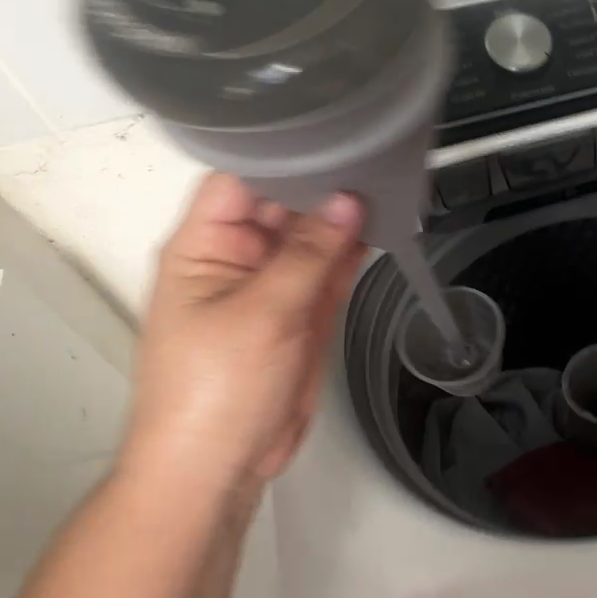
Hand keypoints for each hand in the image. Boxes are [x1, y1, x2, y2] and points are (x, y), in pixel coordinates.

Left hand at [120, 174, 367, 499]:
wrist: (220, 464)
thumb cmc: (214, 390)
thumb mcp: (261, 314)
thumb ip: (308, 255)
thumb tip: (349, 200)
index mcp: (204, 245)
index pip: (241, 179)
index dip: (284, 155)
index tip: (335, 133)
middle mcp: (239, 256)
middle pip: (285, 202)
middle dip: (327, 182)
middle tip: (378, 152)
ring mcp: (275, 283)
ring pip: (315, 234)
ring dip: (348, 215)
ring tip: (392, 180)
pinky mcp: (305, 309)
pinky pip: (333, 267)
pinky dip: (357, 249)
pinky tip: (385, 223)